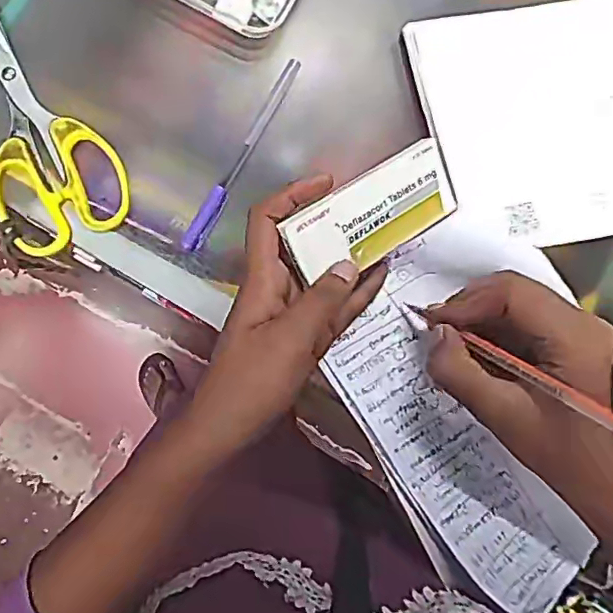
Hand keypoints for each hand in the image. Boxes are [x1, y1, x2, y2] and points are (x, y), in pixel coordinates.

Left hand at [182, 175, 386, 457]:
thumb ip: (321, 301)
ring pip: (319, 277)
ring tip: (385, 237)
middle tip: (372, 211)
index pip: (267, 222)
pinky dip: (351, 295)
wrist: (226, 429)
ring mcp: (288, 316)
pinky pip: (329, 310)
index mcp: (261, 282)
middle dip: (332, 224)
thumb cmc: (249, 384)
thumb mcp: (289, 340)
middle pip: (299, 245)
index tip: (328, 184)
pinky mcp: (301, 340)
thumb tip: (349, 263)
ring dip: (348, 258)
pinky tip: (377, 280)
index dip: (293, 195)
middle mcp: (274, 291)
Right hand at [424, 272, 612, 479]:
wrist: (587, 467)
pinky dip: (489, 330)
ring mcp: (576, 328)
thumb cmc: (557, 447)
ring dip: (476, 321)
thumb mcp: (498, 412)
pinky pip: (517, 317)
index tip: (436, 323)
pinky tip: (475, 355)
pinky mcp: (564, 335)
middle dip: (468, 310)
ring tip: (455, 349)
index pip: (510, 292)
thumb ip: (459, 372)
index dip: (465, 303)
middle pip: (510, 291)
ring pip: (511, 302)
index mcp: (574, 337)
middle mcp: (582, 323)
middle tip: (439, 333)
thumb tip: (437, 336)